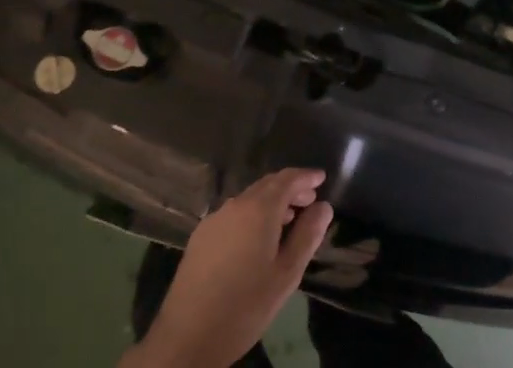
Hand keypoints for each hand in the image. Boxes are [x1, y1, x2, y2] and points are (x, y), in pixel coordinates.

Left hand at [126, 169, 333, 367]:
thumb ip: (307, 236)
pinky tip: (257, 238)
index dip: (305, 177)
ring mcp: (213, 220)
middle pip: (266, 186)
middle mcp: (234, 206)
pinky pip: (233, 215)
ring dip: (270, 203)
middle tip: (309, 200)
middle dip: (289, 189)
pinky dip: (251, 216)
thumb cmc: (247, 305)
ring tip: (288, 220)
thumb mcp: (287, 273)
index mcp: (258, 210)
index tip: (321, 178)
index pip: (286, 180)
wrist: (189, 335)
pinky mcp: (200, 238)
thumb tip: (323, 207)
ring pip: (248, 200)